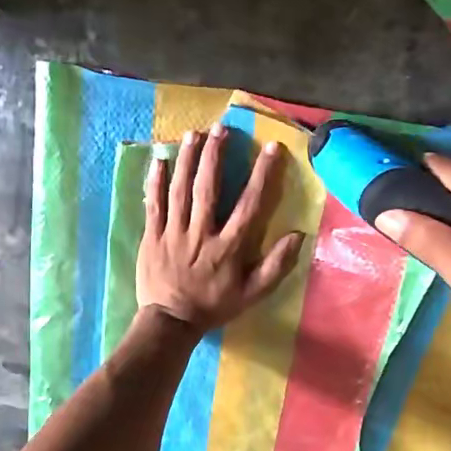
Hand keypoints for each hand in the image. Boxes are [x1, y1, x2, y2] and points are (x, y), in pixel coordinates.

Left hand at [138, 125, 304, 332]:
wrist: (171, 322)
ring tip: (194, 134)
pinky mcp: (152, 236)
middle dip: (215, 156)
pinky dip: (155, 182)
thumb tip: (298, 235)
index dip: (261, 174)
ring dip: (187, 160)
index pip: (249, 204)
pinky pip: (153, 205)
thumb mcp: (252, 294)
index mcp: (228, 246)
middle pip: (208, 188)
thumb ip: (276, 266)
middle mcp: (201, 233)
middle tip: (222, 129)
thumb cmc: (214, 306)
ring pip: (179, 191)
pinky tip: (158, 160)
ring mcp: (173, 233)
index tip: (270, 148)